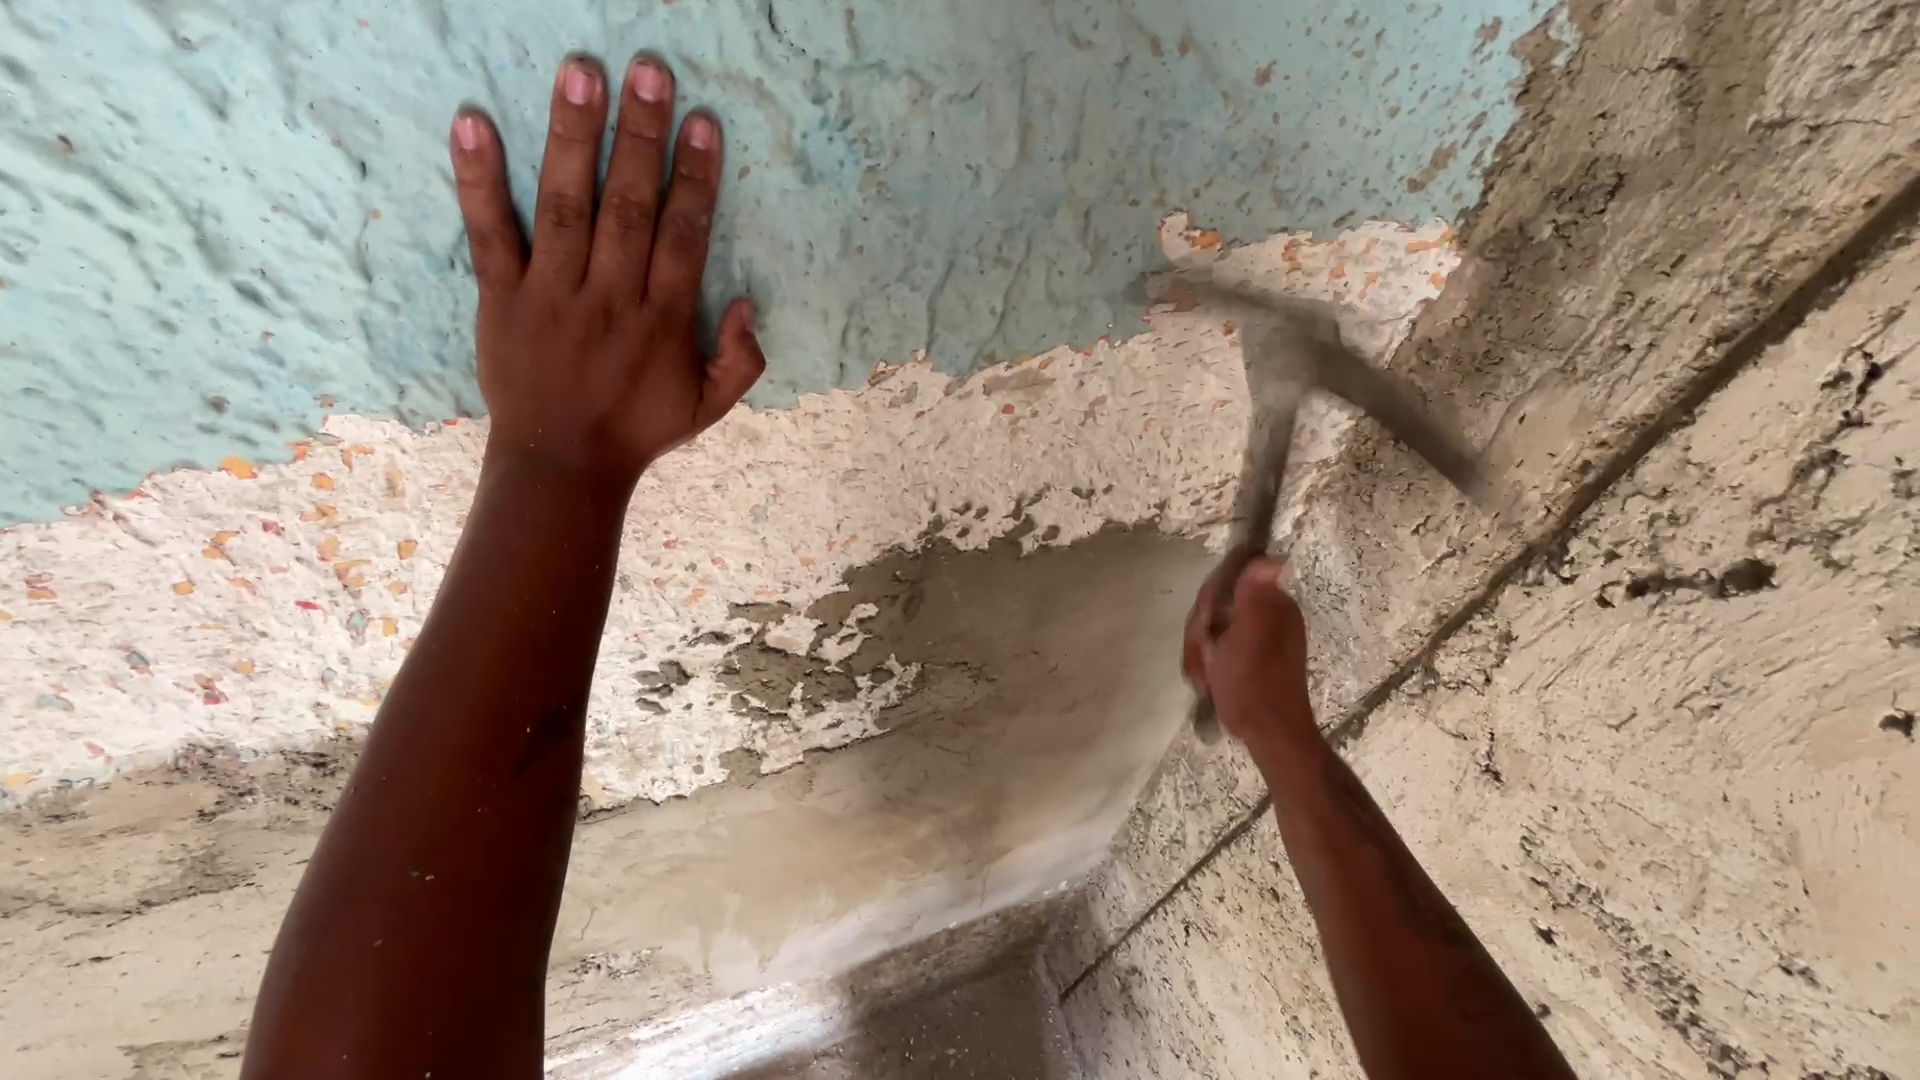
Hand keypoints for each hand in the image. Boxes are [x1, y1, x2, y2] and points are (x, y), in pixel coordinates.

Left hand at [449, 56, 764, 486]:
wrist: (563, 463)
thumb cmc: (640, 428)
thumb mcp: (710, 407)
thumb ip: (743, 361)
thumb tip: (748, 302)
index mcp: (664, 320)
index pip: (684, 236)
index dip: (695, 178)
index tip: (702, 122)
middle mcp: (612, 297)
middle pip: (630, 206)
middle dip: (641, 136)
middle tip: (648, 71)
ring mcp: (553, 294)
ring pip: (566, 205)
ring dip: (574, 138)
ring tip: (580, 73)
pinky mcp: (501, 297)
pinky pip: (489, 234)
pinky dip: (478, 180)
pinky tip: (473, 122)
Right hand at [1181, 553, 1317, 751]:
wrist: (1269, 736)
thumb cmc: (1256, 687)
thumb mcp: (1249, 638)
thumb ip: (1253, 596)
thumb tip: (1272, 556)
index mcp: (1271, 603)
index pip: (1229, 574)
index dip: (1210, 598)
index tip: (1208, 625)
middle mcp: (1265, 613)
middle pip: (1213, 602)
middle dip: (1201, 631)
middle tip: (1207, 655)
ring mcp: (1254, 635)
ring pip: (1207, 627)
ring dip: (1200, 652)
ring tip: (1207, 676)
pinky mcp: (1245, 655)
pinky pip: (1212, 646)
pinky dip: (1206, 664)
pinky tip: (1209, 681)